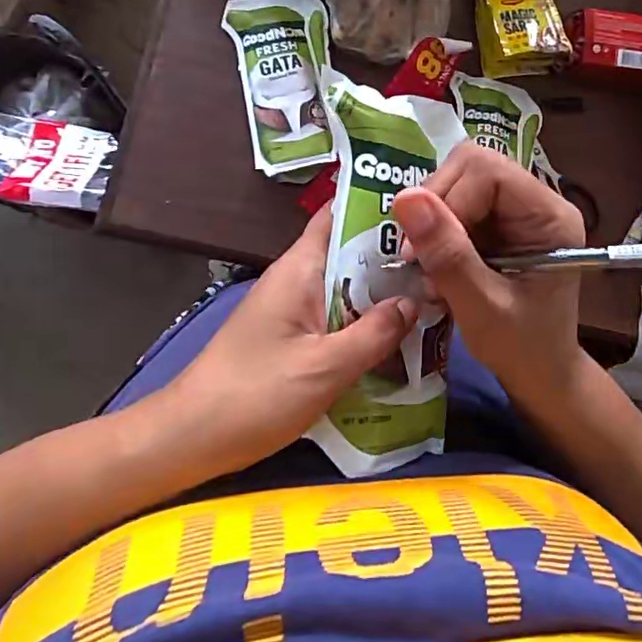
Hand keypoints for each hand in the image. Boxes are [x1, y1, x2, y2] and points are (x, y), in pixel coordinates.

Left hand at [151, 209, 417, 475]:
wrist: (193, 436)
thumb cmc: (256, 394)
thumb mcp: (324, 367)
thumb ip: (374, 334)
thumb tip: (415, 300)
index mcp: (300, 269)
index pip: (338, 215)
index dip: (380, 206)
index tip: (428, 206)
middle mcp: (296, 279)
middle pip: (351, 254)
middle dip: (395, 258)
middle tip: (448, 263)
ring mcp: (292, 309)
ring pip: (347, 290)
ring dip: (384, 295)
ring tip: (438, 298)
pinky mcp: (291, 337)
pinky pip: (336, 319)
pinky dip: (365, 324)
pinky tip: (399, 340)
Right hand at [391, 144, 586, 395]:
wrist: (539, 372)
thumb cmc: (521, 347)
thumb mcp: (482, 307)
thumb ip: (448, 255)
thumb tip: (405, 198)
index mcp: (549, 216)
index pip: (487, 170)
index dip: (446, 199)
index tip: (420, 250)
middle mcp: (535, 201)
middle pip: (469, 166)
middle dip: (434, 206)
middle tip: (418, 256)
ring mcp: (514, 209)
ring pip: (455, 180)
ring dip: (431, 219)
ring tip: (428, 265)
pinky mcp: (494, 220)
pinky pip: (451, 202)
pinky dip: (433, 230)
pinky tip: (435, 263)